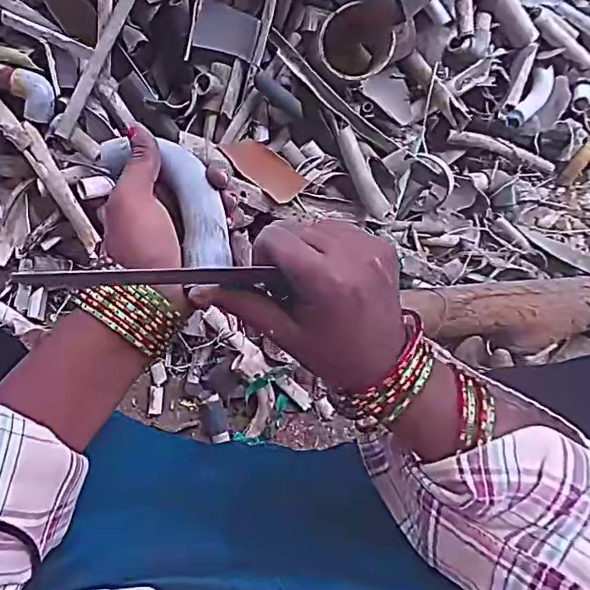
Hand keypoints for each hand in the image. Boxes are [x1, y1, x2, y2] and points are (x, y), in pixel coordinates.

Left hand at [94, 126, 238, 310]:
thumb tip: (137, 132)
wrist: (153, 301)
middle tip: (217, 187)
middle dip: (213, 183)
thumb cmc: (136, 257)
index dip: (191, 164)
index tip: (201, 169)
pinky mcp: (204, 252)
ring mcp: (186, 234)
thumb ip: (139, 163)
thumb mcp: (130, 199)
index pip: (175, 168)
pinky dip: (232, 225)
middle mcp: (166, 215)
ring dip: (226, 203)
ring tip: (227, 208)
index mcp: (144, 197)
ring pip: (215, 206)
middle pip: (199, 186)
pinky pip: (225, 230)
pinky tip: (231, 225)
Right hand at [188, 220, 406, 392]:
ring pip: (315, 224)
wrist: (385, 364)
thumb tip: (204, 291)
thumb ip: (244, 305)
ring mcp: (370, 248)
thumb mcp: (286, 334)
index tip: (269, 277)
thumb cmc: (338, 356)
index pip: (275, 236)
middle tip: (291, 286)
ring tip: (314, 281)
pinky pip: (340, 229)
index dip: (262, 255)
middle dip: (284, 253)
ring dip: (307, 247)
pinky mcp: (380, 245)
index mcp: (328, 280)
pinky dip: (330, 245)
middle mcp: (353, 256)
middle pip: (294, 228)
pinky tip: (333, 273)